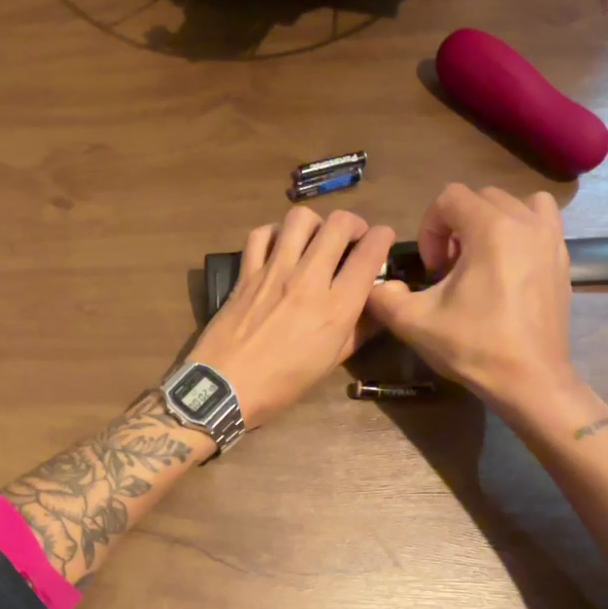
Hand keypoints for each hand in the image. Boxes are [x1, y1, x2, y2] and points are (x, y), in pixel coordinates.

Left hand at [188, 206, 396, 428]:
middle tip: (349, 239)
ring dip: (315, 224)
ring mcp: (273, 273)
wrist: (224, 389)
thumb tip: (377, 304)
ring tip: (314, 240)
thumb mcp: (329, 363)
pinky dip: (274, 234)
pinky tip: (278, 249)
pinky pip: (261, 235)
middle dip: (353, 224)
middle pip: (339, 224)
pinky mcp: (245, 274)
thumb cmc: (281, 385)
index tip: (381, 241)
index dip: (383, 238)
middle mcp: (308, 280)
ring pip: (300, 219)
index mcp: (336, 306)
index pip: (371, 251)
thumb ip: (358, 329)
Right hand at [366, 184, 577, 409]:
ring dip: (491, 223)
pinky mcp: (563, 259)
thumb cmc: (473, 346)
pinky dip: (520, 234)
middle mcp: (526, 222)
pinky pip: (541, 224)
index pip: (450, 197)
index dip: (430, 228)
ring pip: (517, 204)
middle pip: (481, 199)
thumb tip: (376, 287)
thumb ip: (384, 298)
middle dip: (456, 227)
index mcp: (490, 229)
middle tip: (448, 270)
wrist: (529, 378)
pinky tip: (506, 271)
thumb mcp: (414, 323)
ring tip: (480, 261)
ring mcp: (551, 238)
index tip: (431, 268)